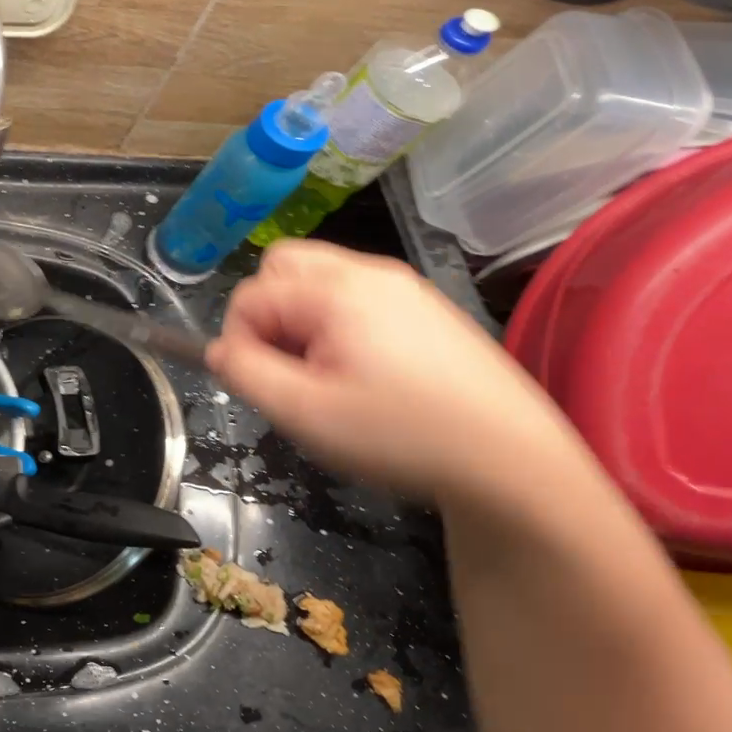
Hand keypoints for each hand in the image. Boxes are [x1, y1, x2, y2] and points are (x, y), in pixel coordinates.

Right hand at [205, 239, 591, 508]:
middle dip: (266, 314)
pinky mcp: (428, 310)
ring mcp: (405, 289)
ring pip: (317, 281)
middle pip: (281, 266)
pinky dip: (337, 325)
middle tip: (287, 368)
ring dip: (299, 320)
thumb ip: (243, 372)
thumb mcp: (301, 413)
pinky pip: (354, 298)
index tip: (264, 384)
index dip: (239, 339)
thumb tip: (218, 351)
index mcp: (337, 291)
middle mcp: (371, 274)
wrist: (514, 465)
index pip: (250, 293)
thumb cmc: (400, 436)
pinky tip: (364, 375)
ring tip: (324, 375)